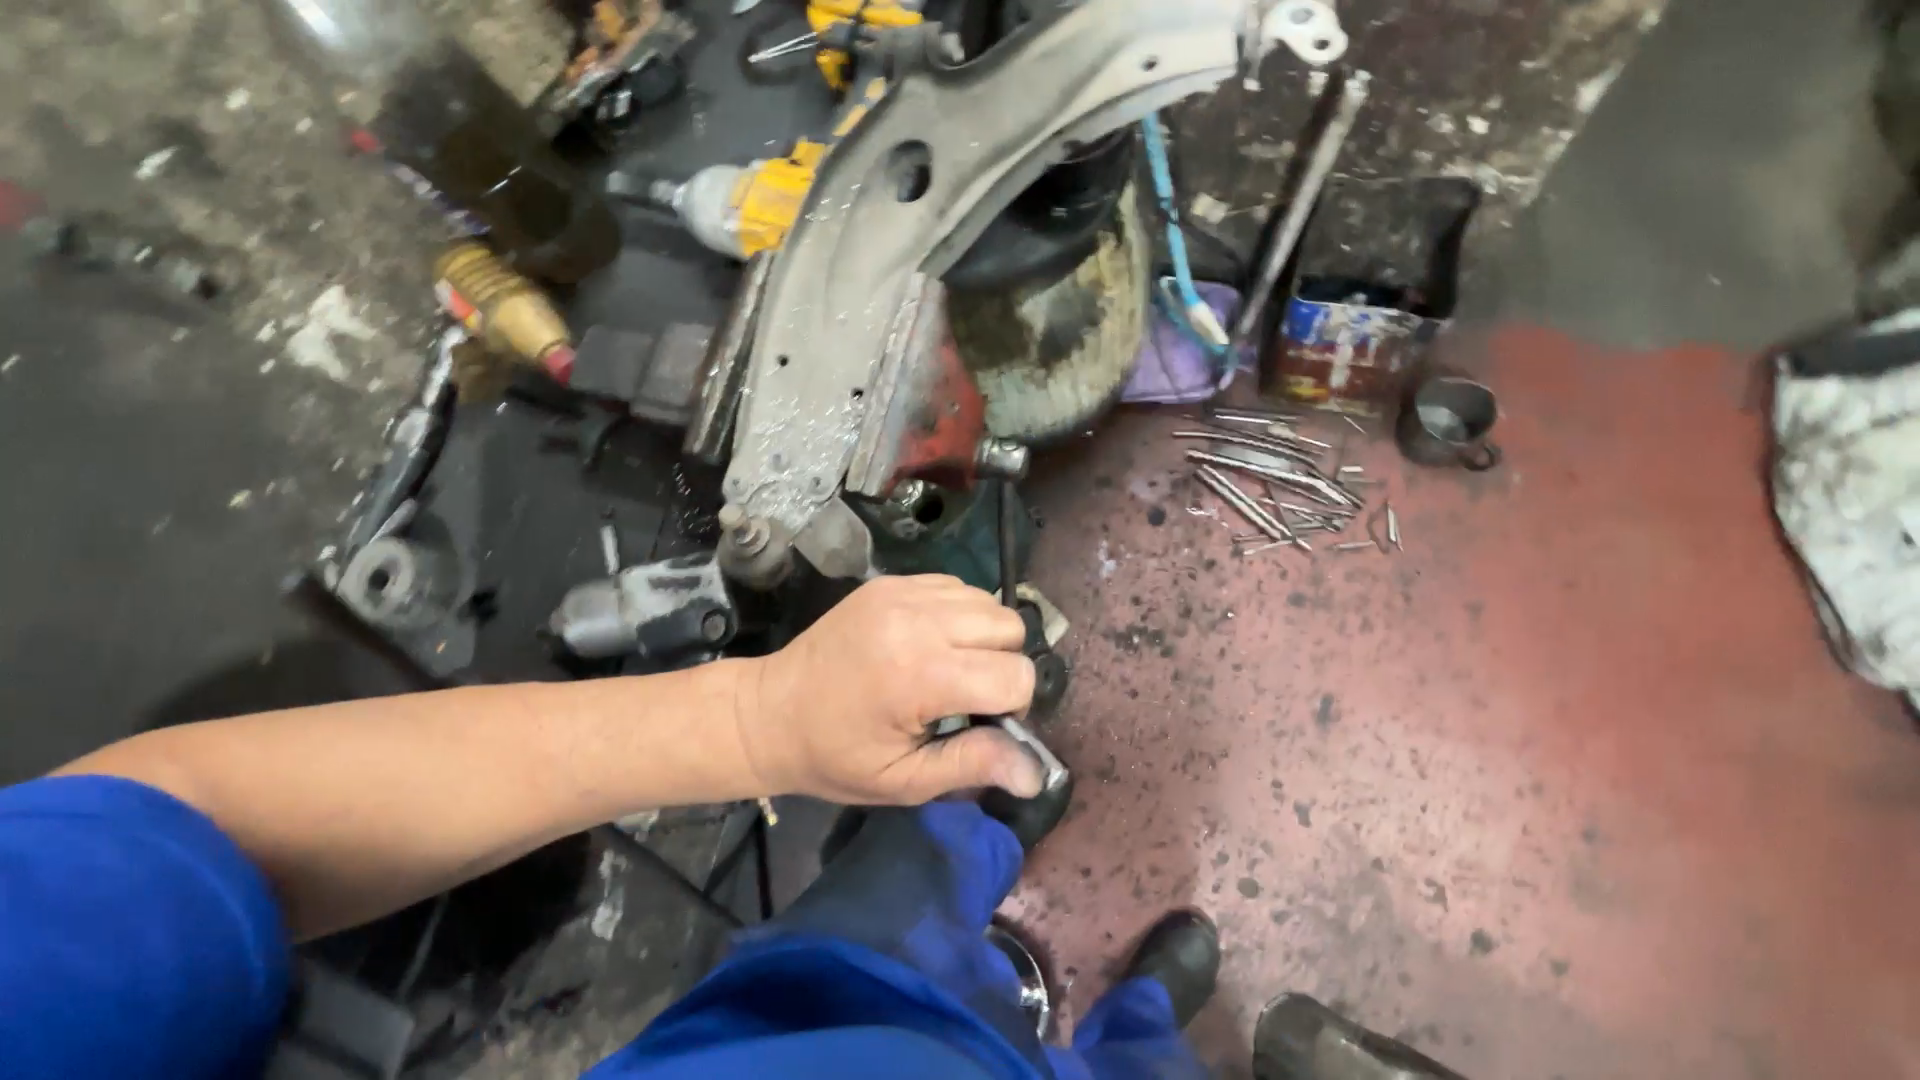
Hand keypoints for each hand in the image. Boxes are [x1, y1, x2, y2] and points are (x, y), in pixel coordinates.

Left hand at [736, 575, 1042, 803]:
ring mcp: (901, 593)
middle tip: (967, 696)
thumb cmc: (836, 756)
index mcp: (920, 676)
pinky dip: (960, 614)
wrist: (769, 711)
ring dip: (985, 637)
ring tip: (950, 668)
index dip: (1012, 706)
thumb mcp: (904, 780)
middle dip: (1003, 666)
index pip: (1015, 674)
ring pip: (988, 601)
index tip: (980, 723)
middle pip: (1010, 628)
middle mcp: (916, 621)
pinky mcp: (890, 582)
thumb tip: (1036, 775)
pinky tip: (933, 642)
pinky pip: (956, 587)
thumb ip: (973, 766)